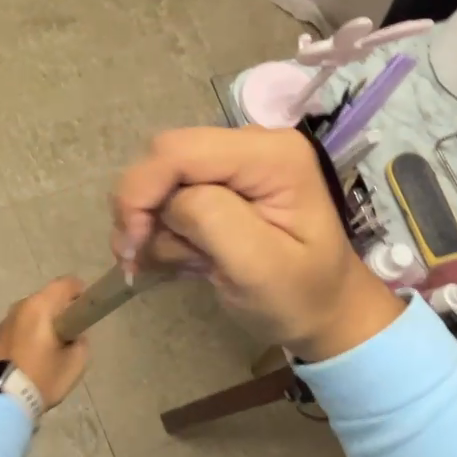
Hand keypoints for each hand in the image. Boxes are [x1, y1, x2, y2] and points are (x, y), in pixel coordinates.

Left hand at [0, 277, 89, 407]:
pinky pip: (20, 327)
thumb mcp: (74, 363)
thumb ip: (80, 342)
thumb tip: (74, 336)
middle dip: (60, 311)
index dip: (80, 292)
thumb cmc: (41, 377)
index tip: (85, 309)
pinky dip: (29, 334)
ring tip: (51, 348)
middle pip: (47, 298)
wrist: (1, 399)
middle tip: (71, 333)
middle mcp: (20, 307)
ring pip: (32, 314)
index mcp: (40, 306)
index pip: (66, 284)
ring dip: (43, 323)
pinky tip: (34, 356)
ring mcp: (5, 321)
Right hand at [112, 126, 403, 360]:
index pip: (178, 150)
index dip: (142, 192)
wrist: (324, 312)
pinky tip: (186, 257)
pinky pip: (168, 196)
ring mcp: (233, 164)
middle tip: (142, 259)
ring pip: (159, 179)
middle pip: (162, 158)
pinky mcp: (219, 183)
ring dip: (155, 226)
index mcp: (271, 156)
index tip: (131, 245)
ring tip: (185, 264)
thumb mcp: (260, 267)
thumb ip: (214, 221)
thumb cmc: (300, 297)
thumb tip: (170, 202)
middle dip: (143, 209)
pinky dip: (163, 230)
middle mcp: (251, 145)